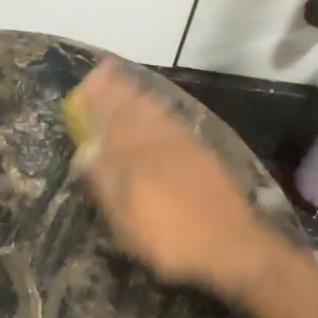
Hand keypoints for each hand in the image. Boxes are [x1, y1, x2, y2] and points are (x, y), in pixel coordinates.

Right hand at [69, 61, 292, 297]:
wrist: (233, 246)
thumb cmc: (171, 239)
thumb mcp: (126, 222)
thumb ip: (104, 185)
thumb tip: (84, 156)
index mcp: (135, 157)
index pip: (111, 120)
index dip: (98, 101)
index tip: (87, 81)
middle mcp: (159, 143)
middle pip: (135, 110)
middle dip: (118, 90)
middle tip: (106, 71)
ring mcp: (185, 147)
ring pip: (157, 113)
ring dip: (140, 96)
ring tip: (129, 84)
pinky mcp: (204, 156)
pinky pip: (175, 122)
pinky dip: (162, 111)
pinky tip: (160, 112)